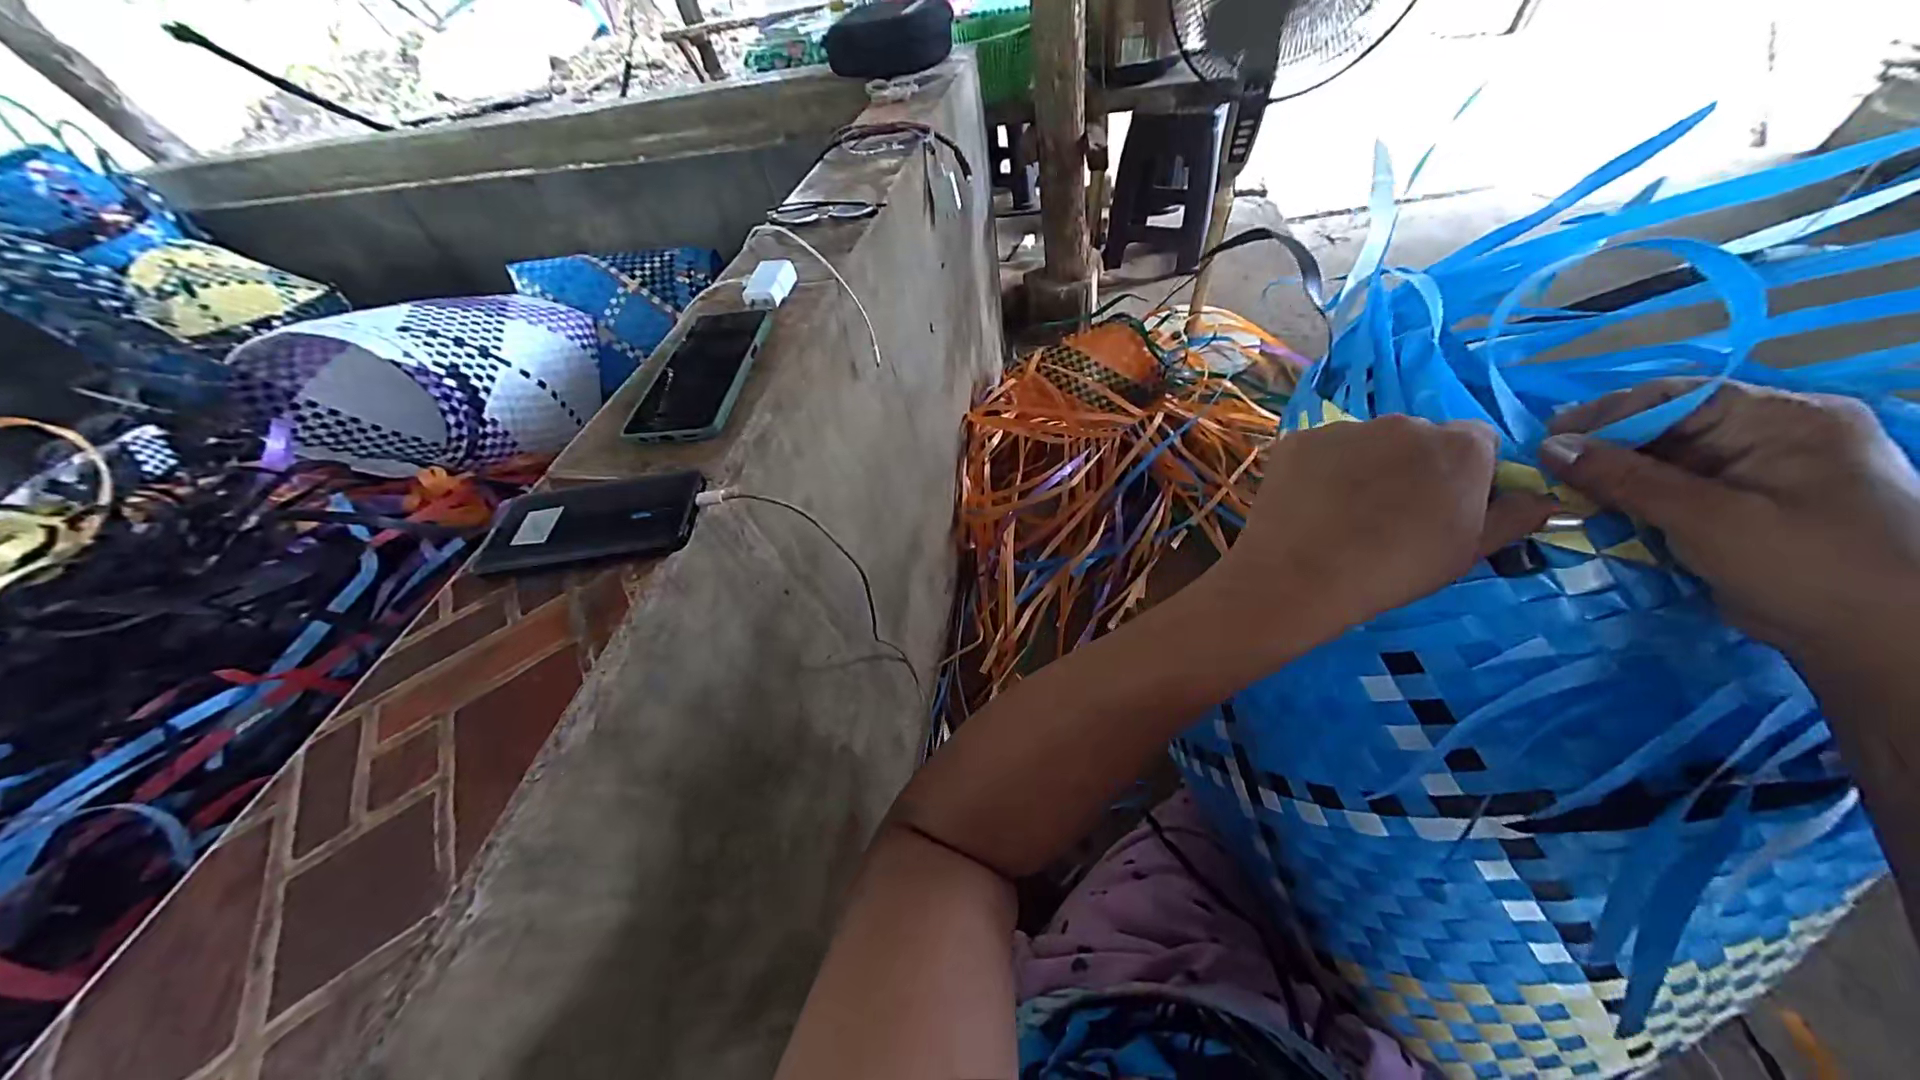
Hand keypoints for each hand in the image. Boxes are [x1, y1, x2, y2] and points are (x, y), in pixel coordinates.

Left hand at [1198, 416, 1554, 642]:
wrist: (1299, 577)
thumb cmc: (1393, 570)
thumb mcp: (1467, 551)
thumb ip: (1511, 517)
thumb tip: (1543, 498)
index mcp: (1460, 445)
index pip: (1475, 444)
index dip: (1462, 475)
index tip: (1442, 507)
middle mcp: (1404, 423)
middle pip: (1418, 438)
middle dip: (1411, 466)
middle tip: (1387, 513)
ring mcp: (1345, 427)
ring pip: (1365, 442)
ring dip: (1363, 466)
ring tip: (1343, 513)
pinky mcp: (1298, 439)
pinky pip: (1319, 451)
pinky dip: (1318, 471)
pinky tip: (1309, 505)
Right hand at [1541, 378, 1919, 671]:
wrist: (1887, 643)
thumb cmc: (1807, 566)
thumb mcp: (1707, 518)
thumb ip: (1625, 479)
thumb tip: (1550, 447)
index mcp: (1782, 419)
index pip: (1676, 398)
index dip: (1606, 416)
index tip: (1545, 443)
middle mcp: (1772, 437)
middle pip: (1667, 430)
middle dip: (1604, 453)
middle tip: (1547, 478)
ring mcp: (1760, 476)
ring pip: (1665, 465)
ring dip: (1614, 483)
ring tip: (1565, 501)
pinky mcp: (1745, 512)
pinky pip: (1677, 494)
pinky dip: (1636, 505)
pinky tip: (1602, 518)